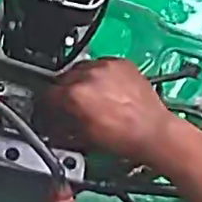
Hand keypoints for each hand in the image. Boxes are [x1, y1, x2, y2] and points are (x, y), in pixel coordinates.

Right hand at [48, 58, 184, 163]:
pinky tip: (107, 89)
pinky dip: (101, 74)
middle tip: (71, 104)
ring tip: (91, 96)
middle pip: (64, 77)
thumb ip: (63, 123)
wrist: (152, 132)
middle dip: (65, 91)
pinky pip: (102, 64)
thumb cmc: (124, 138)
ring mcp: (107, 66)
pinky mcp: (122, 63)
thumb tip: (55, 120)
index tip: (52, 108)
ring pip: (83, 68)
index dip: (49, 104)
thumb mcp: (83, 136)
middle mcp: (90, 75)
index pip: (49, 93)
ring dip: (82, 80)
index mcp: (76, 94)